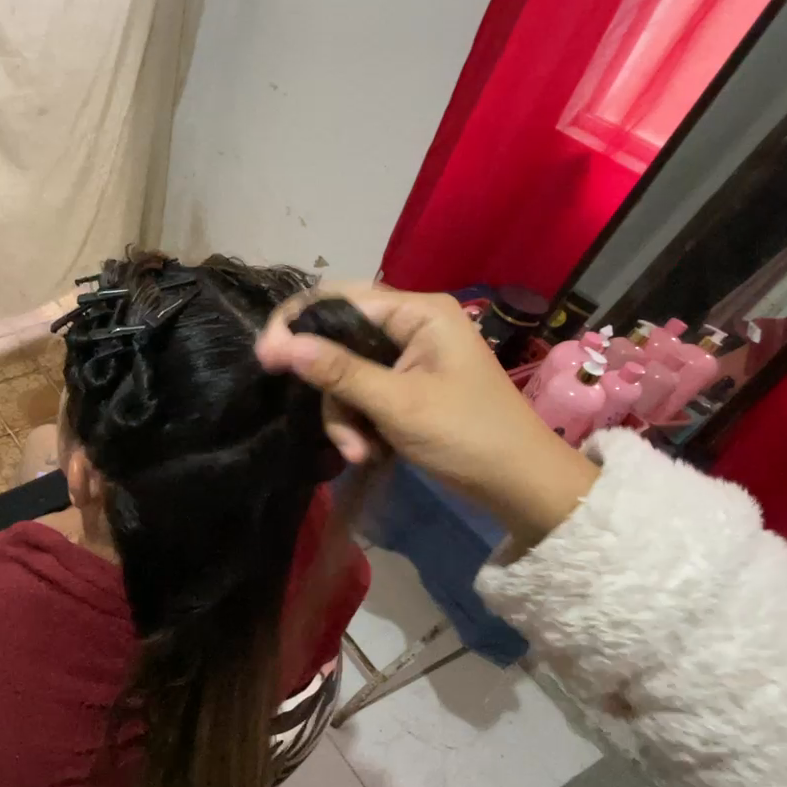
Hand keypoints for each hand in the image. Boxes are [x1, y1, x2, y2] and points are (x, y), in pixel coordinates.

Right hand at [257, 284, 597, 545]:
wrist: (520, 487)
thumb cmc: (468, 436)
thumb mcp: (397, 404)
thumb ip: (337, 371)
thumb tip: (276, 344)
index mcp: (419, 312)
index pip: (339, 299)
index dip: (297, 324)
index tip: (265, 358)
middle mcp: (412, 326)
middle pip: (338, 342)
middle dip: (333, 393)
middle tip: (340, 434)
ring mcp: (409, 359)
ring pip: (346, 377)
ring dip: (346, 419)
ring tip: (362, 454)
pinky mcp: (406, 388)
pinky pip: (362, 396)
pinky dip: (360, 426)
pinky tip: (371, 454)